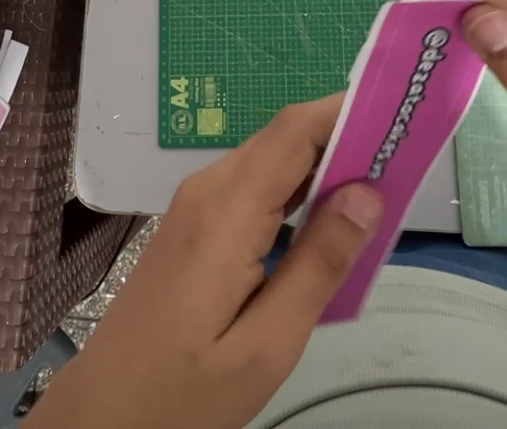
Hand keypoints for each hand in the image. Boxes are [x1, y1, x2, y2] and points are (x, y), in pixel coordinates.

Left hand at [26, 95, 383, 428]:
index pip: (293, 130)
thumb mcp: (266, 344)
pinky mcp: (197, 223)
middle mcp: (209, 190)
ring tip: (381, 182)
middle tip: (404, 156)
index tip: (398, 109)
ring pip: (272, 162)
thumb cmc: (183, 391)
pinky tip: (330, 217)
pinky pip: (256, 187)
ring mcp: (198, 204)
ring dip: (324, 165)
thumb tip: (367, 192)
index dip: (345, 109)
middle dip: (344, 137)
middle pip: (284, 139)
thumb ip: (318, 265)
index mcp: (226, 210)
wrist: (102, 415)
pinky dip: (299, 190)